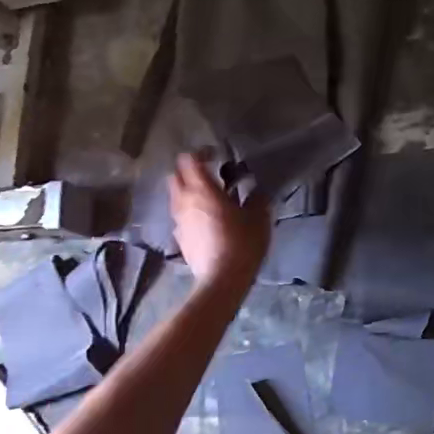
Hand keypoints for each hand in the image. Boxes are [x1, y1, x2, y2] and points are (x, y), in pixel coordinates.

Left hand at [168, 153, 269, 287]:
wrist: (221, 280)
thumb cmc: (242, 244)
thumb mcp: (258, 219)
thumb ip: (256, 199)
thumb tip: (256, 190)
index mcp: (202, 190)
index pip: (190, 159)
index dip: (201, 153)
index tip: (216, 156)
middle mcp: (184, 201)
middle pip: (176, 175)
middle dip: (189, 171)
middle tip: (209, 177)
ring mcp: (178, 220)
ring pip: (176, 196)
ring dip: (188, 192)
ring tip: (208, 200)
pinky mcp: (179, 238)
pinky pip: (180, 216)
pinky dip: (189, 212)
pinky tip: (206, 222)